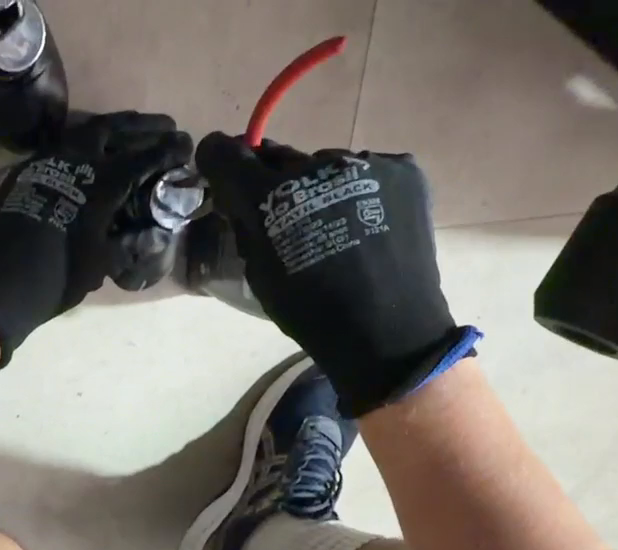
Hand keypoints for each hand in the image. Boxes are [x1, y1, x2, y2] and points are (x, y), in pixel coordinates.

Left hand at [0, 112, 193, 369]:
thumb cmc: (53, 283)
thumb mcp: (97, 266)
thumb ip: (126, 244)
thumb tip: (151, 232)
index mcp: (98, 185)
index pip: (141, 158)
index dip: (165, 150)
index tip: (184, 145)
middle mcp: (72, 163)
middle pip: (112, 130)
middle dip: (141, 127)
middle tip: (164, 127)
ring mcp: (43, 164)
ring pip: (82, 134)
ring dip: (110, 131)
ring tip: (130, 134)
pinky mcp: (22, 174)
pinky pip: (58, 149)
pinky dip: (80, 146)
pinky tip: (89, 155)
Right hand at [195, 133, 477, 416]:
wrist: (385, 328)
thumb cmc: (310, 310)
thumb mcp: (259, 273)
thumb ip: (245, 228)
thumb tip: (239, 200)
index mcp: (267, 197)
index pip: (226, 153)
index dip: (217, 157)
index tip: (217, 166)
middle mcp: (312, 166)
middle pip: (279, 158)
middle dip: (271, 180)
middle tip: (280, 211)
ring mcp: (362, 162)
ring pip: (324, 166)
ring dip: (318, 187)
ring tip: (332, 224)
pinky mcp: (401, 167)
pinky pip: (365, 170)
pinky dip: (358, 190)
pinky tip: (364, 222)